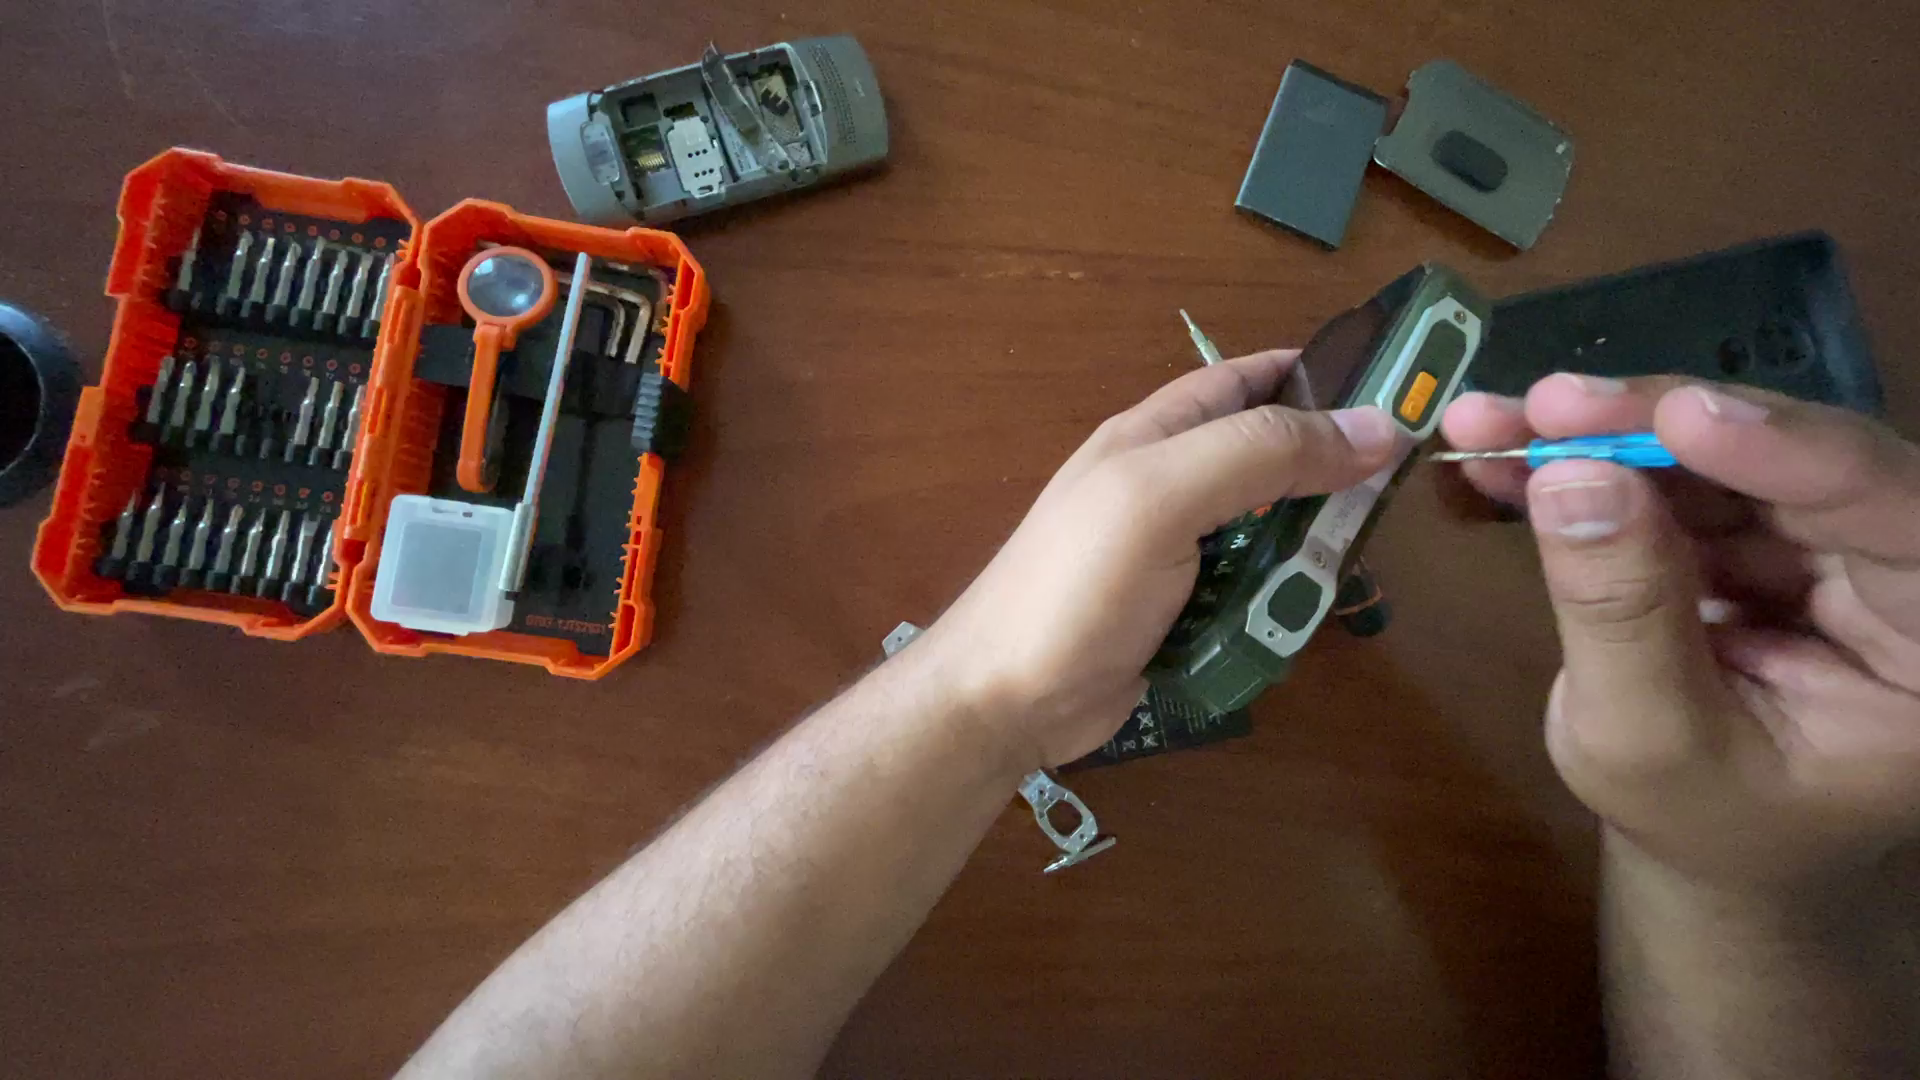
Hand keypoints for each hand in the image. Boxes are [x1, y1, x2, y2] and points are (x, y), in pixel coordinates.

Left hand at [916, 350, 1404, 770]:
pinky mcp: (1179, 612)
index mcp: (1150, 437)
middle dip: (1324, 468)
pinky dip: (1279, 595)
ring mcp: (1170, 554)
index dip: (1311, 372)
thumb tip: (1375, 425)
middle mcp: (1162, 486)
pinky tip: (1307, 609)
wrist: (1011, 696)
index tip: (1398, 383)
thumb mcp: (1161, 497)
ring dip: (1307, 542)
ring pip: (1263, 530)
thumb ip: (1258, 453)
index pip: (1240, 382)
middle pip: (1262, 459)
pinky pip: (1247, 590)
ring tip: (1355, 557)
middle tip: (1397, 489)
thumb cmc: (1078, 585)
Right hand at [1443, 375, 1919, 888]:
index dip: (1785, 454)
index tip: (1673, 414)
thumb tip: (1569, 481)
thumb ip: (1618, 611)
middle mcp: (1899, 570)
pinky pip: (1653, 487)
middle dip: (1650, 427)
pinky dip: (1571, 470)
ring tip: (1488, 423)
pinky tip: (1500, 457)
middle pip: (1786, 464)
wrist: (1700, 835)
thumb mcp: (1646, 732)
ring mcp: (1813, 546)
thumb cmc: (1697, 815)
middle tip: (1543, 404)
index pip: (1894, 516)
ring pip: (1704, 462)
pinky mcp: (1736, 539)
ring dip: (1588, 438)